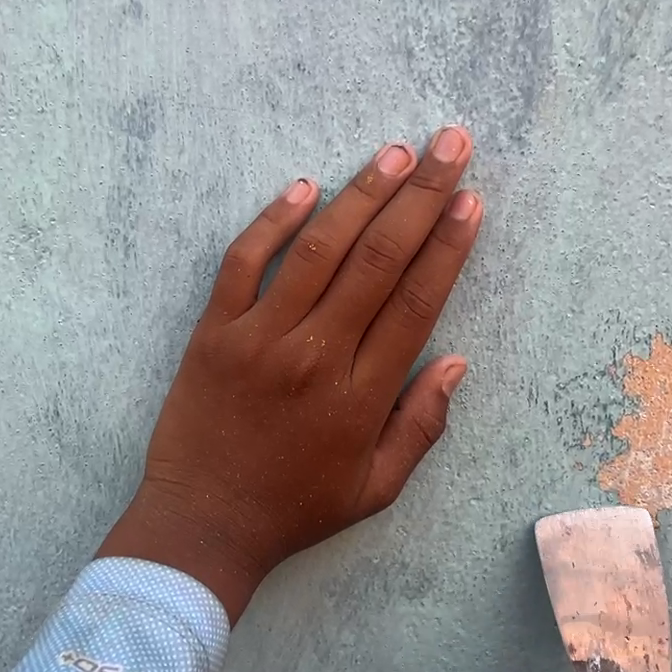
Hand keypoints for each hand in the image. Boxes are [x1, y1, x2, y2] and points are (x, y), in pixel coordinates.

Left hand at [97, 127, 482, 621]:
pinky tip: (304, 187)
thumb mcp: (376, 488)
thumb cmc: (294, 509)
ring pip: (319, 250)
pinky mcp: (213, 332)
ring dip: (361, 195)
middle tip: (449, 146)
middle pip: (378, 261)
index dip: (448, 246)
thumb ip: (422, 425)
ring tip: (395, 152)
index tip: (469, 201)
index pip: (417, 303)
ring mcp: (259, 338)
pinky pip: (243, 263)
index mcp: (362, 397)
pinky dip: (272, 222)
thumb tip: (458, 361)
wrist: (202, 525)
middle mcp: (316, 356)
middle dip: (420, 196)